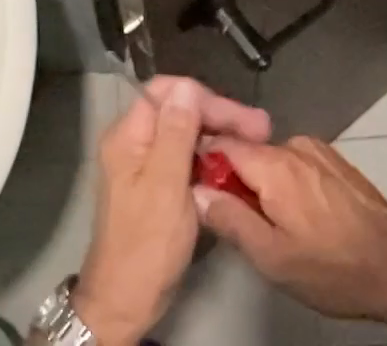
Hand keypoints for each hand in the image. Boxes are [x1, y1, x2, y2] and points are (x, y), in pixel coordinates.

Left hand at [73, 78, 271, 345]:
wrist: (125, 301)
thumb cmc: (147, 244)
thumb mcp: (166, 185)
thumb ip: (176, 133)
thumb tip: (187, 85)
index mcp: (128, 135)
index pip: (167, 92)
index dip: (205, 98)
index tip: (242, 117)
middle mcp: (132, 142)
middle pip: (177, 109)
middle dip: (218, 115)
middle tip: (261, 130)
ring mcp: (143, 164)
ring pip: (183, 132)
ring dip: (217, 134)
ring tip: (255, 144)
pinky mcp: (155, 185)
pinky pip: (184, 156)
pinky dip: (208, 156)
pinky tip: (232, 164)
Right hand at [197, 136, 386, 329]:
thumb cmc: (331, 268)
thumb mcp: (271, 257)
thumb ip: (229, 219)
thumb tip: (194, 191)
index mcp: (274, 165)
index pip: (221, 143)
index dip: (203, 162)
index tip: (197, 188)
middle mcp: (294, 146)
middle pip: (247, 152)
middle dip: (235, 179)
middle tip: (236, 219)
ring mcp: (318, 151)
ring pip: (271, 160)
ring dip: (263, 183)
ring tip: (271, 222)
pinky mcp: (335, 161)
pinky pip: (295, 163)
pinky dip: (287, 182)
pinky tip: (299, 215)